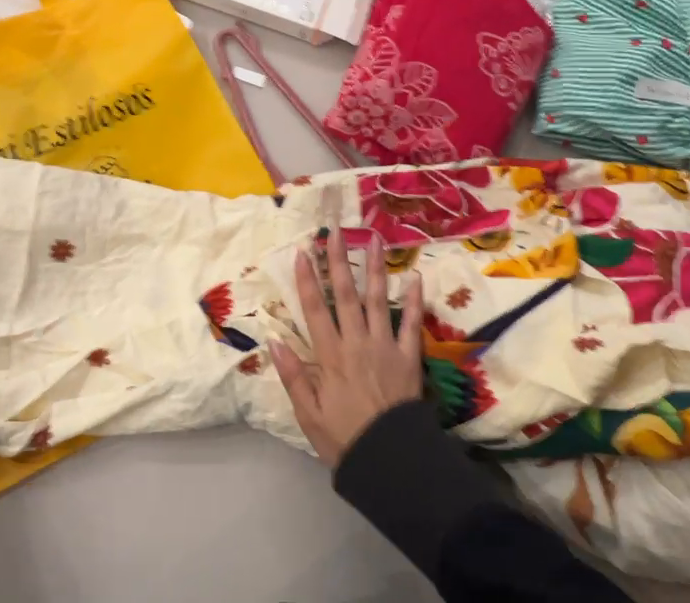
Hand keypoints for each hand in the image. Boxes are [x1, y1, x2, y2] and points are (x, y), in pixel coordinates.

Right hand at [272, 231, 423, 467]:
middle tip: (336, 231)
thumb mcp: (307, 413)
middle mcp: (357, 342)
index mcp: (330, 356)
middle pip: (345, 295)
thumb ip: (293, 375)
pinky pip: (412, 324)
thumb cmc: (342, 437)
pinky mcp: (408, 357)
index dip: (307, 280)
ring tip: (373, 239)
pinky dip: (415, 301)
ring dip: (374, 268)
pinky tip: (416, 277)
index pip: (315, 310)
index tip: (302, 251)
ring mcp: (385, 347)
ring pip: (378, 300)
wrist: (390, 459)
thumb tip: (274, 340)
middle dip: (338, 261)